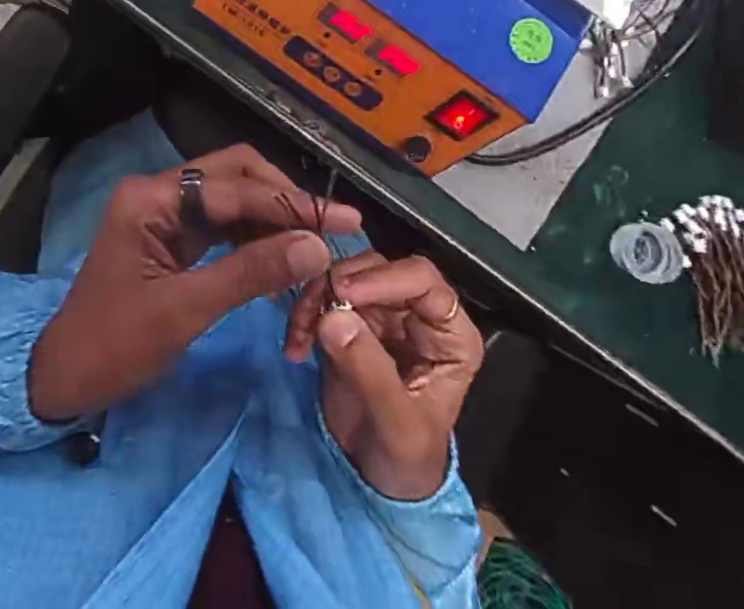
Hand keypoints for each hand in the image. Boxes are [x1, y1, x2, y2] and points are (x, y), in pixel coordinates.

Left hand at [28, 145, 361, 421]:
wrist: (68, 374)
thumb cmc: (116, 344)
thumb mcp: (184, 310)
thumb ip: (249, 273)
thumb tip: (315, 246)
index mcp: (150, 199)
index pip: (233, 187)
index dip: (289, 204)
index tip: (344, 221)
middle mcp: (157, 193)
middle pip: (233, 175)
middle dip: (283, 199)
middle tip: (332, 229)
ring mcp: (163, 214)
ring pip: (231, 198)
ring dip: (273, 218)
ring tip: (317, 245)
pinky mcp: (171, 237)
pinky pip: (222, 224)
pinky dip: (255, 237)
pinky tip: (285, 256)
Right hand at [284, 252, 483, 500]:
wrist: (376, 476)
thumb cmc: (406, 457)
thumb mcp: (396, 423)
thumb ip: (370, 370)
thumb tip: (333, 316)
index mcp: (448, 332)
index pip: (422, 279)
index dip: (383, 279)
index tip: (341, 295)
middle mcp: (415, 313)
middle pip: (376, 268)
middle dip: (338, 286)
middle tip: (310, 315)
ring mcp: (379, 313)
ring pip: (344, 276)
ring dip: (314, 298)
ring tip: (298, 337)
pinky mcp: (347, 321)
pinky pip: (320, 297)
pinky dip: (302, 313)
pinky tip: (294, 345)